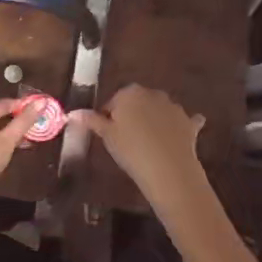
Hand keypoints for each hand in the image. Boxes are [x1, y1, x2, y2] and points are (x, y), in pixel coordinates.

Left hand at [0, 97, 41, 223]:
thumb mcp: (6, 142)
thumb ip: (23, 122)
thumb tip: (41, 102)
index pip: (5, 103)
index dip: (25, 105)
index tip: (45, 109)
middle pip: (2, 114)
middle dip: (22, 119)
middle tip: (44, 122)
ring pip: (0, 127)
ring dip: (17, 130)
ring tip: (38, 133)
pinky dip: (8, 140)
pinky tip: (23, 145)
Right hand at [70, 85, 205, 206]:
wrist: (167, 168)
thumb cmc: (130, 149)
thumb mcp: (107, 136)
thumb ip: (91, 121)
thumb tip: (72, 113)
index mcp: (130, 93)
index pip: (113, 102)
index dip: (109, 117)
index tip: (107, 133)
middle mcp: (153, 94)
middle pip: (137, 103)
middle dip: (131, 116)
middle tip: (125, 139)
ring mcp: (174, 107)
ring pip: (159, 111)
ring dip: (153, 120)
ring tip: (147, 144)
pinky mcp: (189, 122)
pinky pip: (182, 122)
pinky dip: (178, 127)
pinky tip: (173, 139)